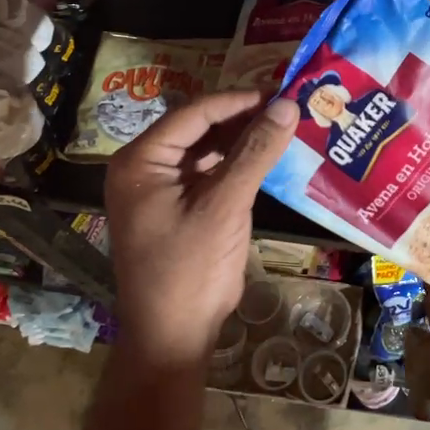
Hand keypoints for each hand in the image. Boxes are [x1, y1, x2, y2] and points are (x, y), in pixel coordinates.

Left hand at [105, 91, 294, 364]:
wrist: (172, 337)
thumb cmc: (189, 269)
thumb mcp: (224, 206)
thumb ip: (255, 152)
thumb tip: (288, 105)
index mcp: (140, 161)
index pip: (194, 113)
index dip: (239, 100)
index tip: (281, 93)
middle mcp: (145, 168)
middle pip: (199, 127)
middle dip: (243, 117)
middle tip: (289, 106)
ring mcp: (162, 189)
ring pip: (208, 148)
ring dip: (244, 138)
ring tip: (286, 125)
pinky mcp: (180, 207)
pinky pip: (211, 172)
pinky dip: (239, 163)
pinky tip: (271, 155)